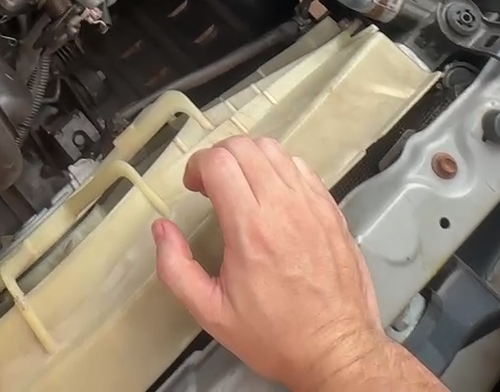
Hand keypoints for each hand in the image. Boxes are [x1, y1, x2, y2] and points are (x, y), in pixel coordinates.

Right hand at [152, 137, 430, 391]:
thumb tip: (161, 227)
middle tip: (213, 185)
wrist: (339, 354)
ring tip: (242, 185)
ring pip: (272, 148)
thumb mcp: (211, 313)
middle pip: (243, 146)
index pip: (218, 161)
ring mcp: (311, 204)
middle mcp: (282, 206)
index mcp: (250, 228)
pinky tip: (272, 193)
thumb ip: (176, 268)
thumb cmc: (276, 335)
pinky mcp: (331, 208)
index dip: (197, 166)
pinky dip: (278, 167)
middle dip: (219, 157)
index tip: (195, 188)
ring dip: (248, 157)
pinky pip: (299, 165)